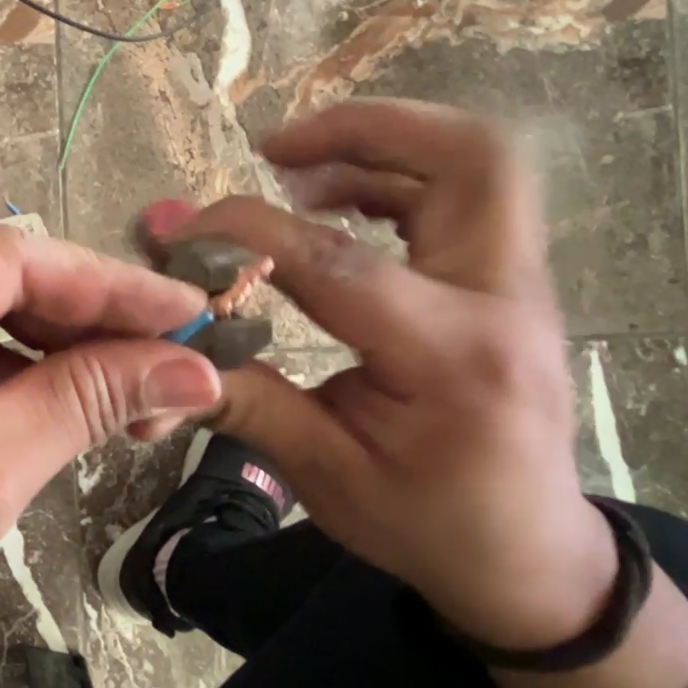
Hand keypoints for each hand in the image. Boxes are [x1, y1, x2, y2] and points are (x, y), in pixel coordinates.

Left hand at [0, 225, 220, 687]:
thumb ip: (83, 403)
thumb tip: (192, 368)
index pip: (9, 257)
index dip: (108, 283)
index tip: (193, 315)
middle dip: (85, 318)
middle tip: (173, 366)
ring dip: (50, 345)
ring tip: (132, 396)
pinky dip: (1, 363)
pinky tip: (59, 398)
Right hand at [180, 99, 616, 650]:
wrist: (532, 557)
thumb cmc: (426, 521)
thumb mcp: (322, 473)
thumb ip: (240, 398)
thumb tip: (155, 348)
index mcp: (452, 358)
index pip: (337, 261)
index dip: (245, 232)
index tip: (181, 232)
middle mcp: (502, 302)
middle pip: (470, 161)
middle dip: (366, 130)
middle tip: (274, 149)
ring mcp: (517, 286)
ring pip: (474, 165)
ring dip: (378, 147)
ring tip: (292, 172)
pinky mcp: (505, 283)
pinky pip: (463, 196)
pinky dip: (392, 178)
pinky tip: (331, 206)